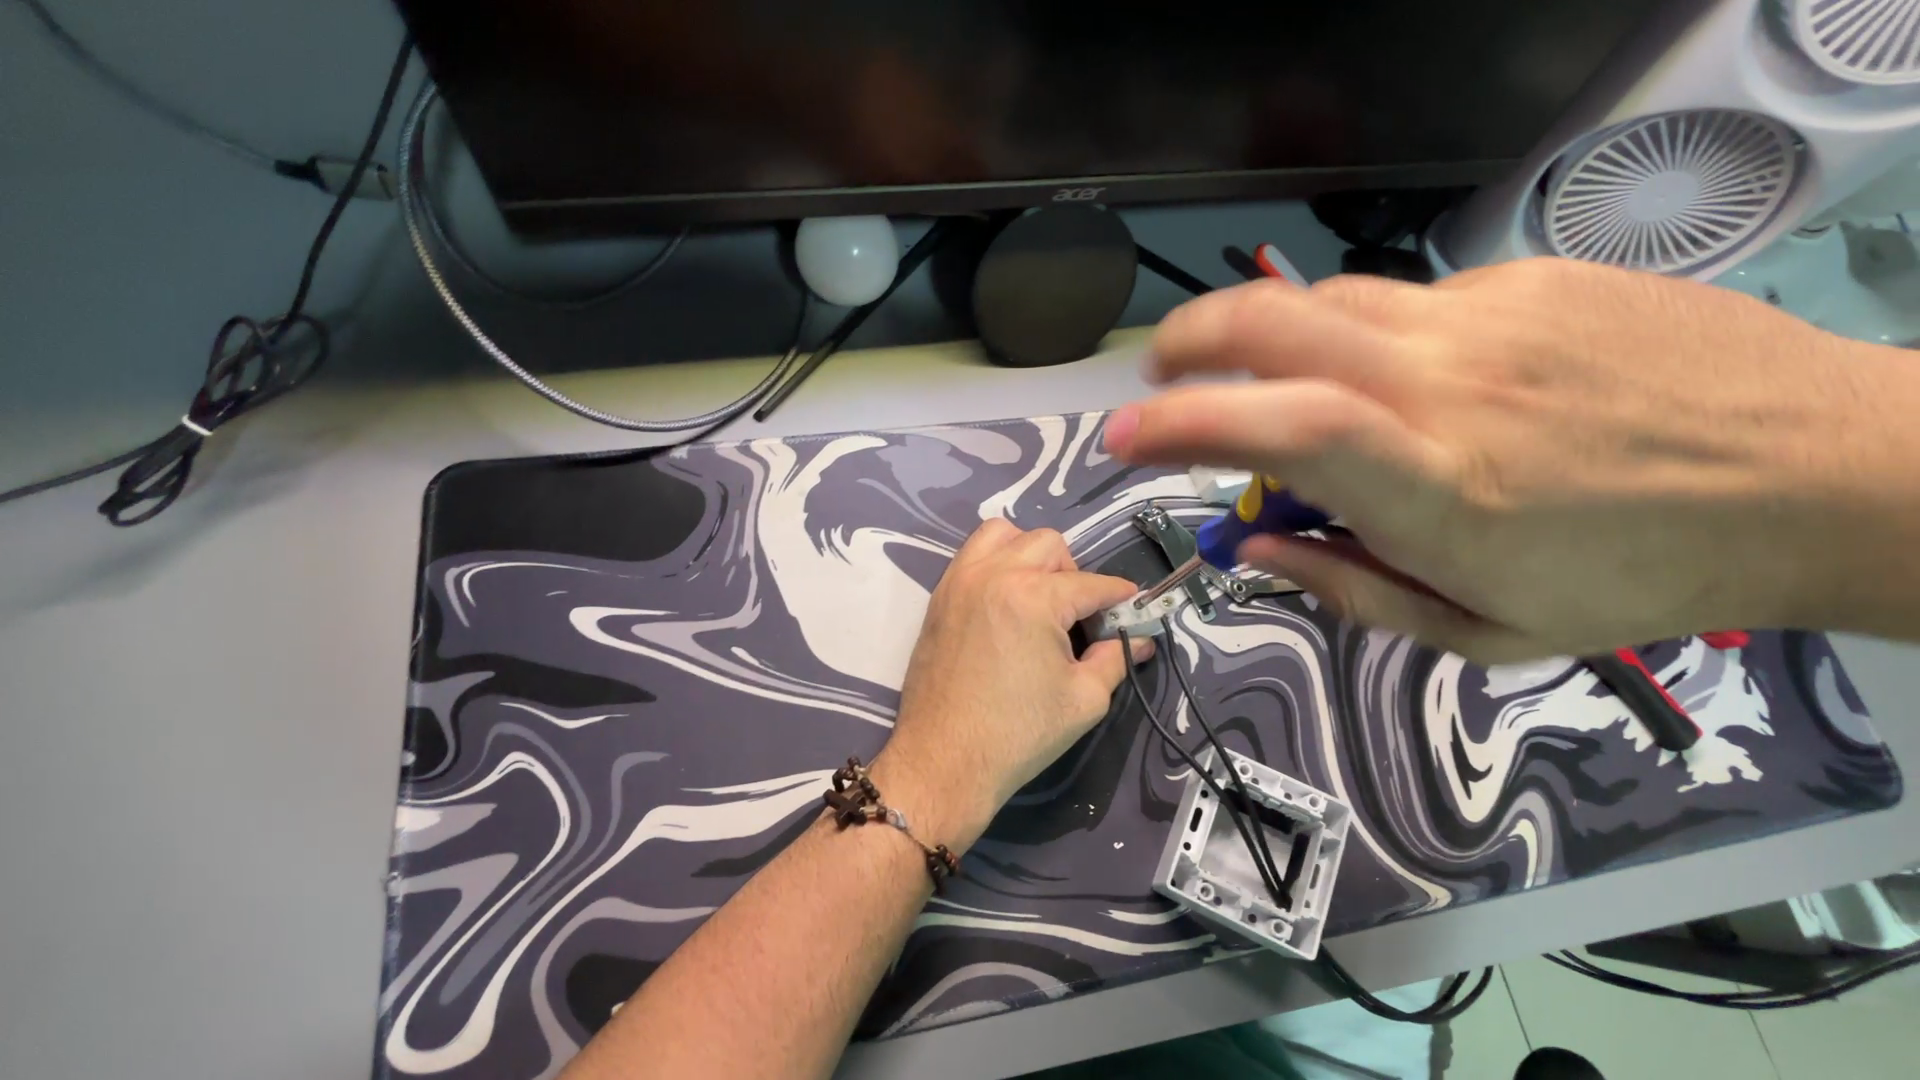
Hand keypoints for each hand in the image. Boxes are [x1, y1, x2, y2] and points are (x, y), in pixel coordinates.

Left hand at [873, 520, 1152, 851]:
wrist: (945, 760)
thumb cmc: (1018, 734)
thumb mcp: (1083, 699)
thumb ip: (1115, 658)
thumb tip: (1139, 639)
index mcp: (1034, 597)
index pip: (1091, 584)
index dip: (1119, 597)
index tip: (1132, 608)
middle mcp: (994, 575)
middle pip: (1049, 545)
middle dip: (1073, 573)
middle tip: (1078, 614)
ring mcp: (961, 581)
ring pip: (1003, 534)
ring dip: (1030, 555)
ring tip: (1038, 596)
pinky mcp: (940, 597)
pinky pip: (972, 555)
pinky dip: (996, 562)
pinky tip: (1007, 600)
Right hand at [1103, 258, 1919, 661]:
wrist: (1827, 472)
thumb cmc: (1641, 578)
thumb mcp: (1479, 630)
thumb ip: (1347, 586)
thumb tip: (1256, 544)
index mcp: (1431, 484)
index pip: (1268, 426)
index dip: (1175, 424)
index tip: (1121, 439)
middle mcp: (1444, 381)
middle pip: (1274, 320)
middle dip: (1188, 340)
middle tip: (1161, 375)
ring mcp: (1488, 315)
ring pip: (1328, 300)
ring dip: (1271, 338)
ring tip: (1277, 383)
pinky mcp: (1529, 278)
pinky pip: (1409, 303)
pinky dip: (1371, 339)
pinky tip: (1415, 379)